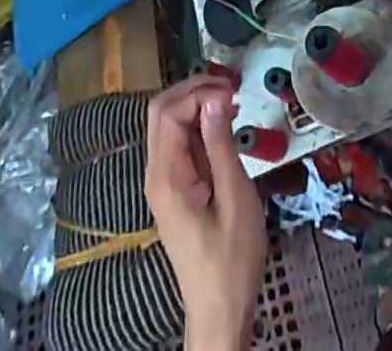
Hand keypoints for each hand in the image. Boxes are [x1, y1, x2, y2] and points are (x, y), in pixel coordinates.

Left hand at [144, 76, 266, 350]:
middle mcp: (157, 173)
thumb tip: (215, 99)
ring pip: (169, 124)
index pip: (168, 113)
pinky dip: (200, 123)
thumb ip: (221, 145)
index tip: (233, 92)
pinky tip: (225, 122)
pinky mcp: (176, 187)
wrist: (219, 306)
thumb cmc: (231, 256)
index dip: (198, 92)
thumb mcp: (235, 197)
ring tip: (233, 97)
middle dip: (193, 89)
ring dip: (197, 103)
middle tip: (232, 85)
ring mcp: (164, 180)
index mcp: (166, 176)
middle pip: (161, 112)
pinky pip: (181, 142)